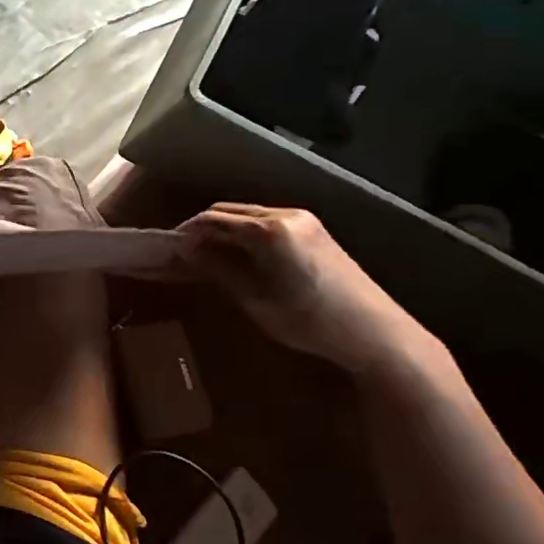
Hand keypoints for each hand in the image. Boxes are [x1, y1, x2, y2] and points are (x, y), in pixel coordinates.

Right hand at [177, 203, 433, 373]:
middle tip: (185, 254)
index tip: (169, 250)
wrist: (374, 332)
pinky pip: (268, 222)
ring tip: (209, 257)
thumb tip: (186, 250)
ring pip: (249, 214)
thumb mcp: (255, 298)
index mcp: (268, 229)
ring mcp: (304, 220)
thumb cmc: (308, 320)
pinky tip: (241, 256)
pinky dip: (247, 233)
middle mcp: (285, 214)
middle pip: (230, 211)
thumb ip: (219, 268)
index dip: (187, 233)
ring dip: (226, 230)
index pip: (212, 220)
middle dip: (204, 229)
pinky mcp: (315, 231)